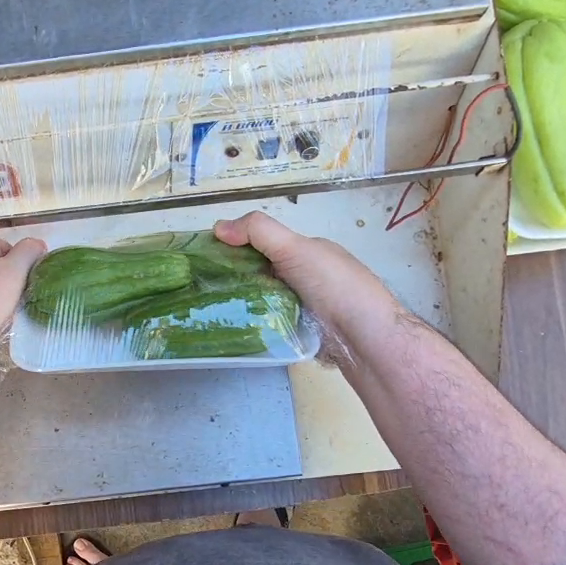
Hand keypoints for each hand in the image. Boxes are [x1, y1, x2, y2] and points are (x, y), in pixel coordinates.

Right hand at [213, 212, 408, 346]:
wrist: (364, 338)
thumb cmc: (333, 286)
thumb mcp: (296, 248)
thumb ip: (259, 232)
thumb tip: (218, 226)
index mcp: (308, 253)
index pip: (265, 245)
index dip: (236, 248)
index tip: (206, 259)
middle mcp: (306, 279)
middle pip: (261, 275)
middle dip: (235, 279)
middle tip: (201, 289)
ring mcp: (305, 308)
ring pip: (263, 303)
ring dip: (242, 306)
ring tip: (210, 311)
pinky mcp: (302, 335)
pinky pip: (271, 327)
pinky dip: (255, 327)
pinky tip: (234, 330)